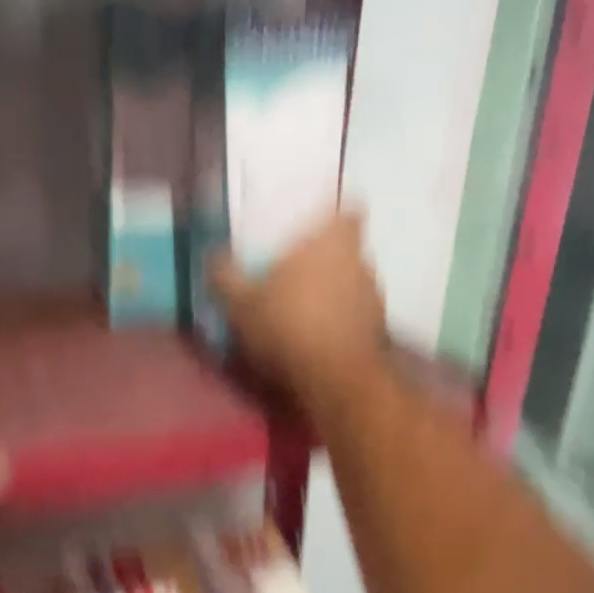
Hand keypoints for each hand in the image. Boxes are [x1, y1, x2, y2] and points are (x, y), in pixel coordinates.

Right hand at [212, 211, 387, 407]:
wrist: (336, 380)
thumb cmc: (288, 326)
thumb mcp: (240, 303)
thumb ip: (225, 276)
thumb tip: (212, 257)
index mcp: (333, 241)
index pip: (349, 211)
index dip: (336, 217)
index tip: (316, 229)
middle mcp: (363, 262)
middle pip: (349, 251)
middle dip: (328, 262)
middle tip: (298, 277)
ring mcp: (376, 299)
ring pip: (355, 286)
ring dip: (336, 296)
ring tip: (307, 315)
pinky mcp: (381, 333)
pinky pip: (358, 319)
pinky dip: (343, 325)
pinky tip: (319, 342)